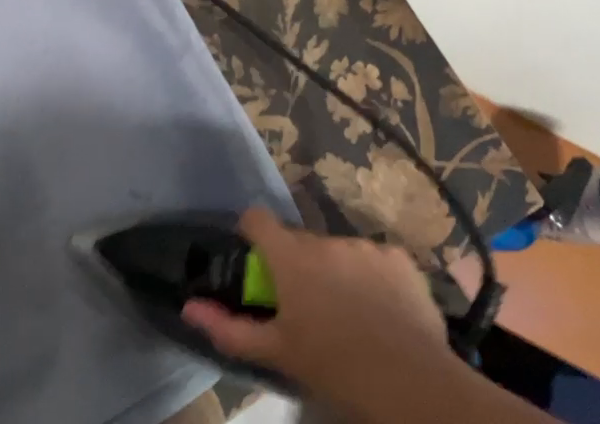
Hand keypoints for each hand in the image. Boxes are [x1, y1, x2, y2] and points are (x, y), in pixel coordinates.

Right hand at [180, 209, 456, 420]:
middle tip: (307, 305)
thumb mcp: (276, 352)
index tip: (257, 259)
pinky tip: (382, 309)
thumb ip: (228, 328)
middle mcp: (325, 240)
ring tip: (350, 312)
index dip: (252, 233)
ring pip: (339, 251)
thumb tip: (188, 308)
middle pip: (300, 241)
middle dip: (299, 264)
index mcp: (290, 257)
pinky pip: (375, 259)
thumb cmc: (334, 365)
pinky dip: (373, 276)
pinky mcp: (400, 258)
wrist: (411, 381)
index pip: (257, 218)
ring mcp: (366, 246)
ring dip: (337, 271)